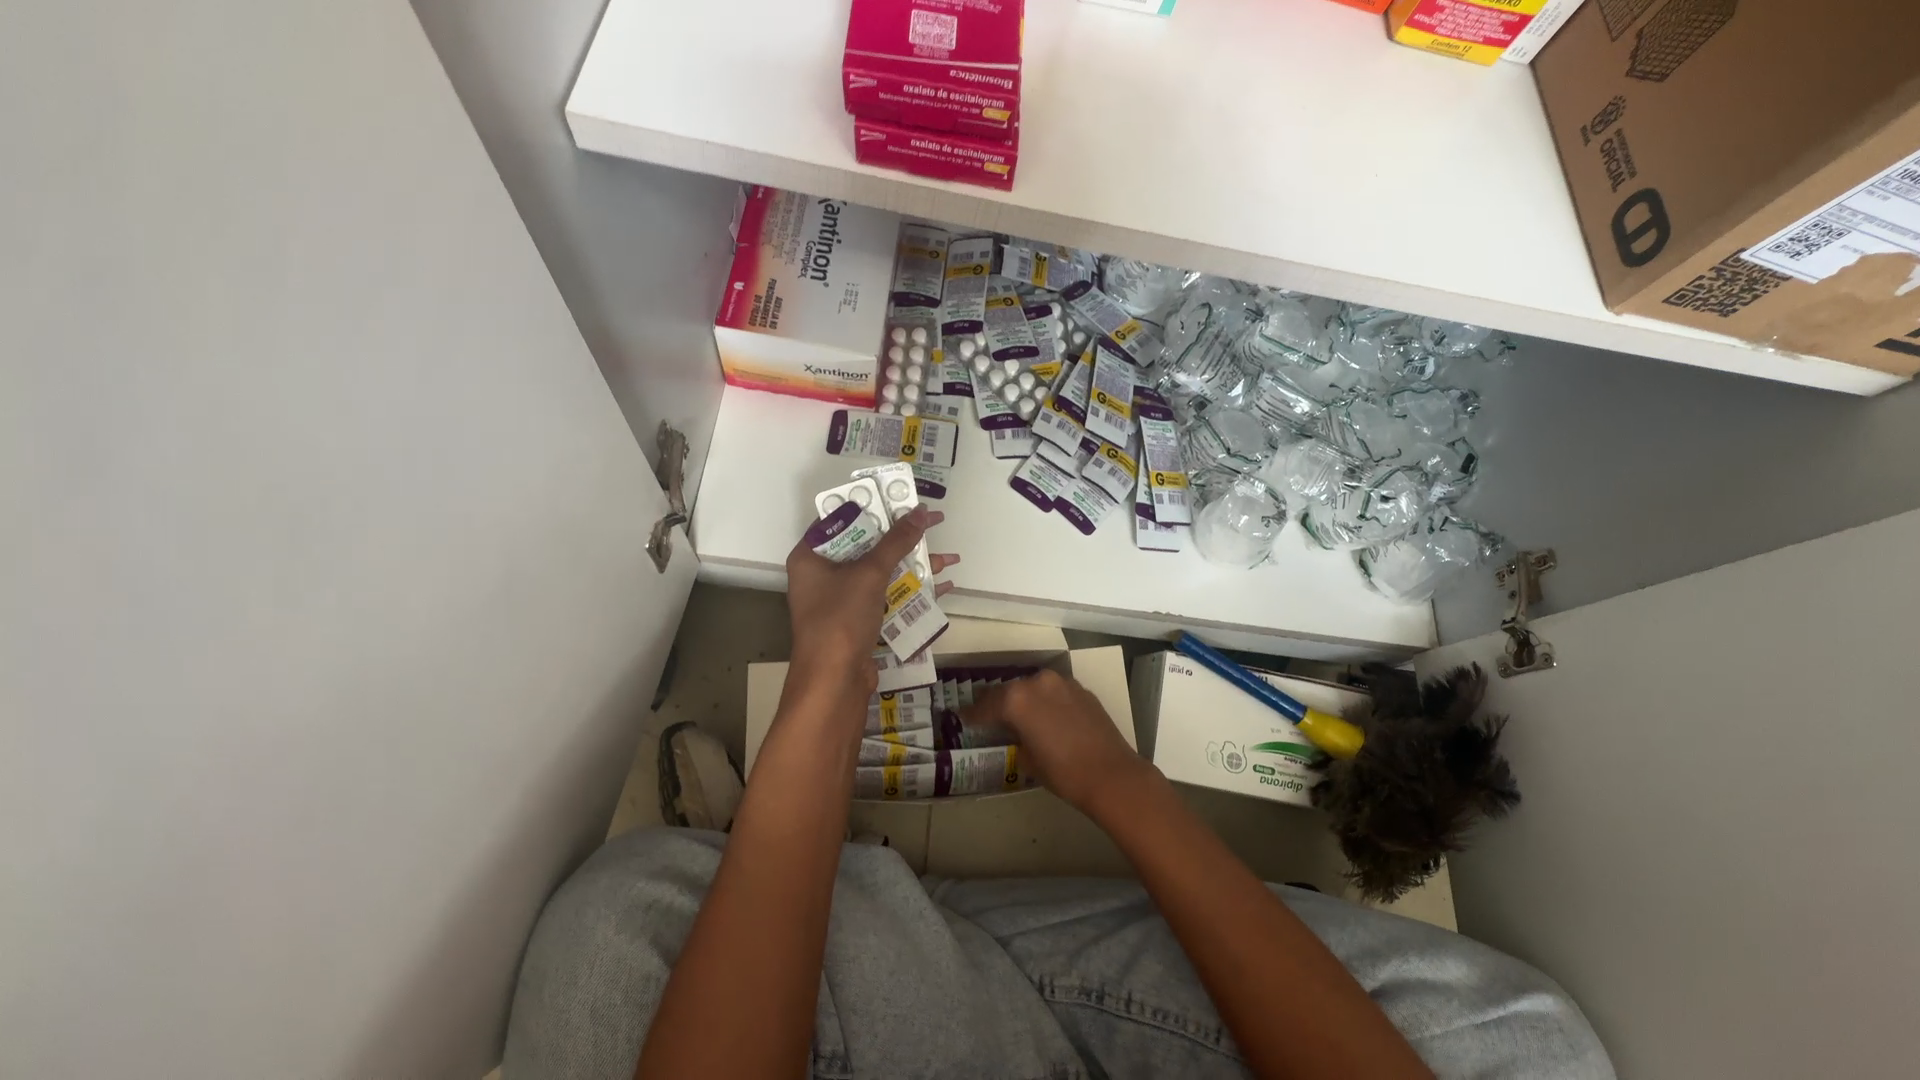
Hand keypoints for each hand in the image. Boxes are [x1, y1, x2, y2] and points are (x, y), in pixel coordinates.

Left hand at [784, 506, 957, 700]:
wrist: (834, 681)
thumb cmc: (841, 618)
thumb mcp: (870, 573)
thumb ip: (896, 541)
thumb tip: (919, 513)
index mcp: (810, 556)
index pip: (839, 519)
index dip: (872, 506)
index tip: (901, 499)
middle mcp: (821, 575)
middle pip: (866, 545)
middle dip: (902, 536)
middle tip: (934, 522)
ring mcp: (840, 600)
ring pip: (880, 572)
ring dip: (913, 564)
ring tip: (950, 557)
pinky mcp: (857, 622)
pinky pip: (886, 596)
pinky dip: (911, 590)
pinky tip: (944, 586)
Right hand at [963, 670, 1152, 813]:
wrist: (1111, 775)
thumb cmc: (1063, 772)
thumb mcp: (1028, 760)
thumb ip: (1016, 739)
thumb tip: (1017, 734)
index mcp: (1017, 699)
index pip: (986, 705)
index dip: (973, 714)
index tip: (964, 718)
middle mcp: (1038, 682)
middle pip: (1010, 690)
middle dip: (998, 703)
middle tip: (989, 716)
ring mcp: (1063, 684)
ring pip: (1034, 687)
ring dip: (1024, 699)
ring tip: (1018, 715)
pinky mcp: (1082, 691)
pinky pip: (1055, 692)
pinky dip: (1046, 701)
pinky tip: (1046, 716)